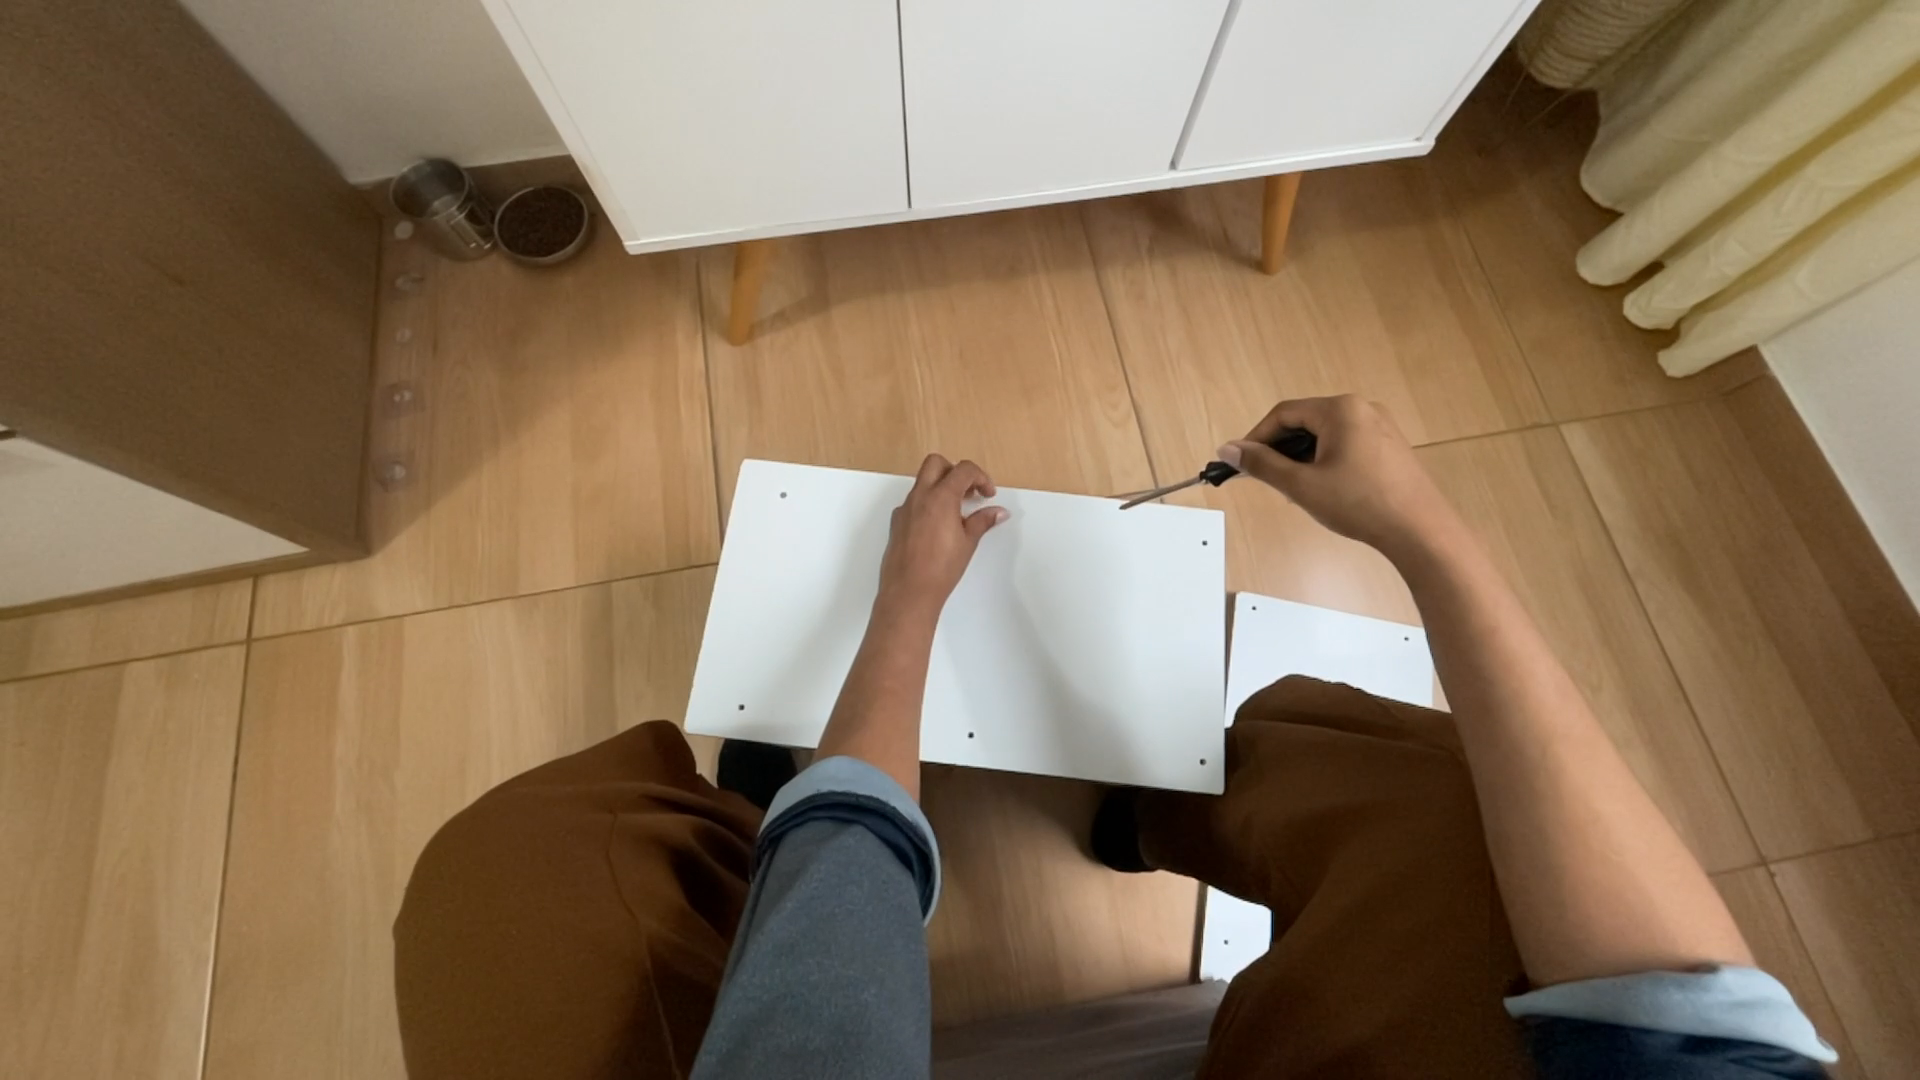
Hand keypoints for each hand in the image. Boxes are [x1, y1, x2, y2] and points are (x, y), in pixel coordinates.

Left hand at [875, 454, 1007, 623]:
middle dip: (955, 472)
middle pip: (936, 464)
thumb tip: (998, 512)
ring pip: (922, 482)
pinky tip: (938, 527)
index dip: (981, 477)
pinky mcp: (896, 522)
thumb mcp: (968, 542)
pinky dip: (928, 504)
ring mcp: (904, 508)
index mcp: (940, 497)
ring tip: (957, 512)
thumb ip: (983, 521)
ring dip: (941, 487)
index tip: (988, 494)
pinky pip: (913, 502)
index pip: (963, 470)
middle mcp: (919, 496)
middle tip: (969, 493)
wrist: (908, 591)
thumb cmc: (942, 568)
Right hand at [1219, 396, 1462, 561]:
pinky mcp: (1389, 446)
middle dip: (1278, 449)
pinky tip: (1322, 488)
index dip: (1256, 438)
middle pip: (1304, 421)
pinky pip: (1345, 444)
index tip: (1240, 465)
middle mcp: (1361, 408)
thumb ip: (1261, 464)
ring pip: (1324, 435)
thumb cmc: (1357, 503)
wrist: (1419, 530)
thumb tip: (1227, 449)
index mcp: (1340, 409)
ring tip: (1291, 488)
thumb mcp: (1300, 485)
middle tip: (1263, 478)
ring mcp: (1380, 426)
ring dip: (1300, 457)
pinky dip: (1323, 460)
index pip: (1283, 414)